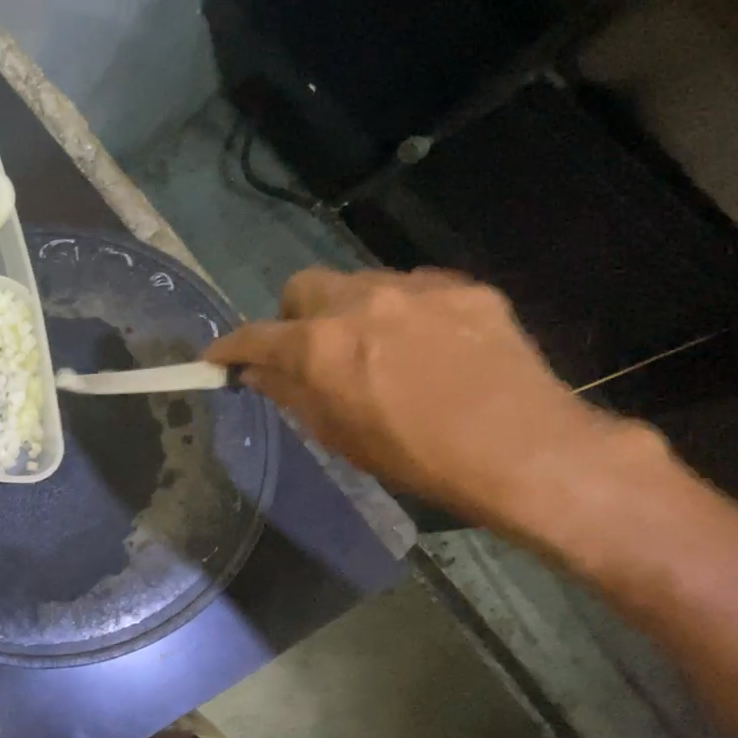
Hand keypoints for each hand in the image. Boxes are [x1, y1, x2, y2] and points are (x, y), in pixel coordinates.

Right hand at [204, 267, 635, 520]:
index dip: (228, 348)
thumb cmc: (410, 454)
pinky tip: (421, 344)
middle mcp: (361, 303)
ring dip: (348, 309)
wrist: (520, 449)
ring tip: (370, 346)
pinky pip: (414, 289)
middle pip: (304, 286)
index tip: (217, 359)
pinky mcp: (467, 290)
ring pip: (361, 283)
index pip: (253, 336)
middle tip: (305, 349)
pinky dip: (401, 311)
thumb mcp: (332, 432)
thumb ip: (289, 393)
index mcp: (319, 345)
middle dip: (292, 315)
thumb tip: (259, 373)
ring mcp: (418, 290)